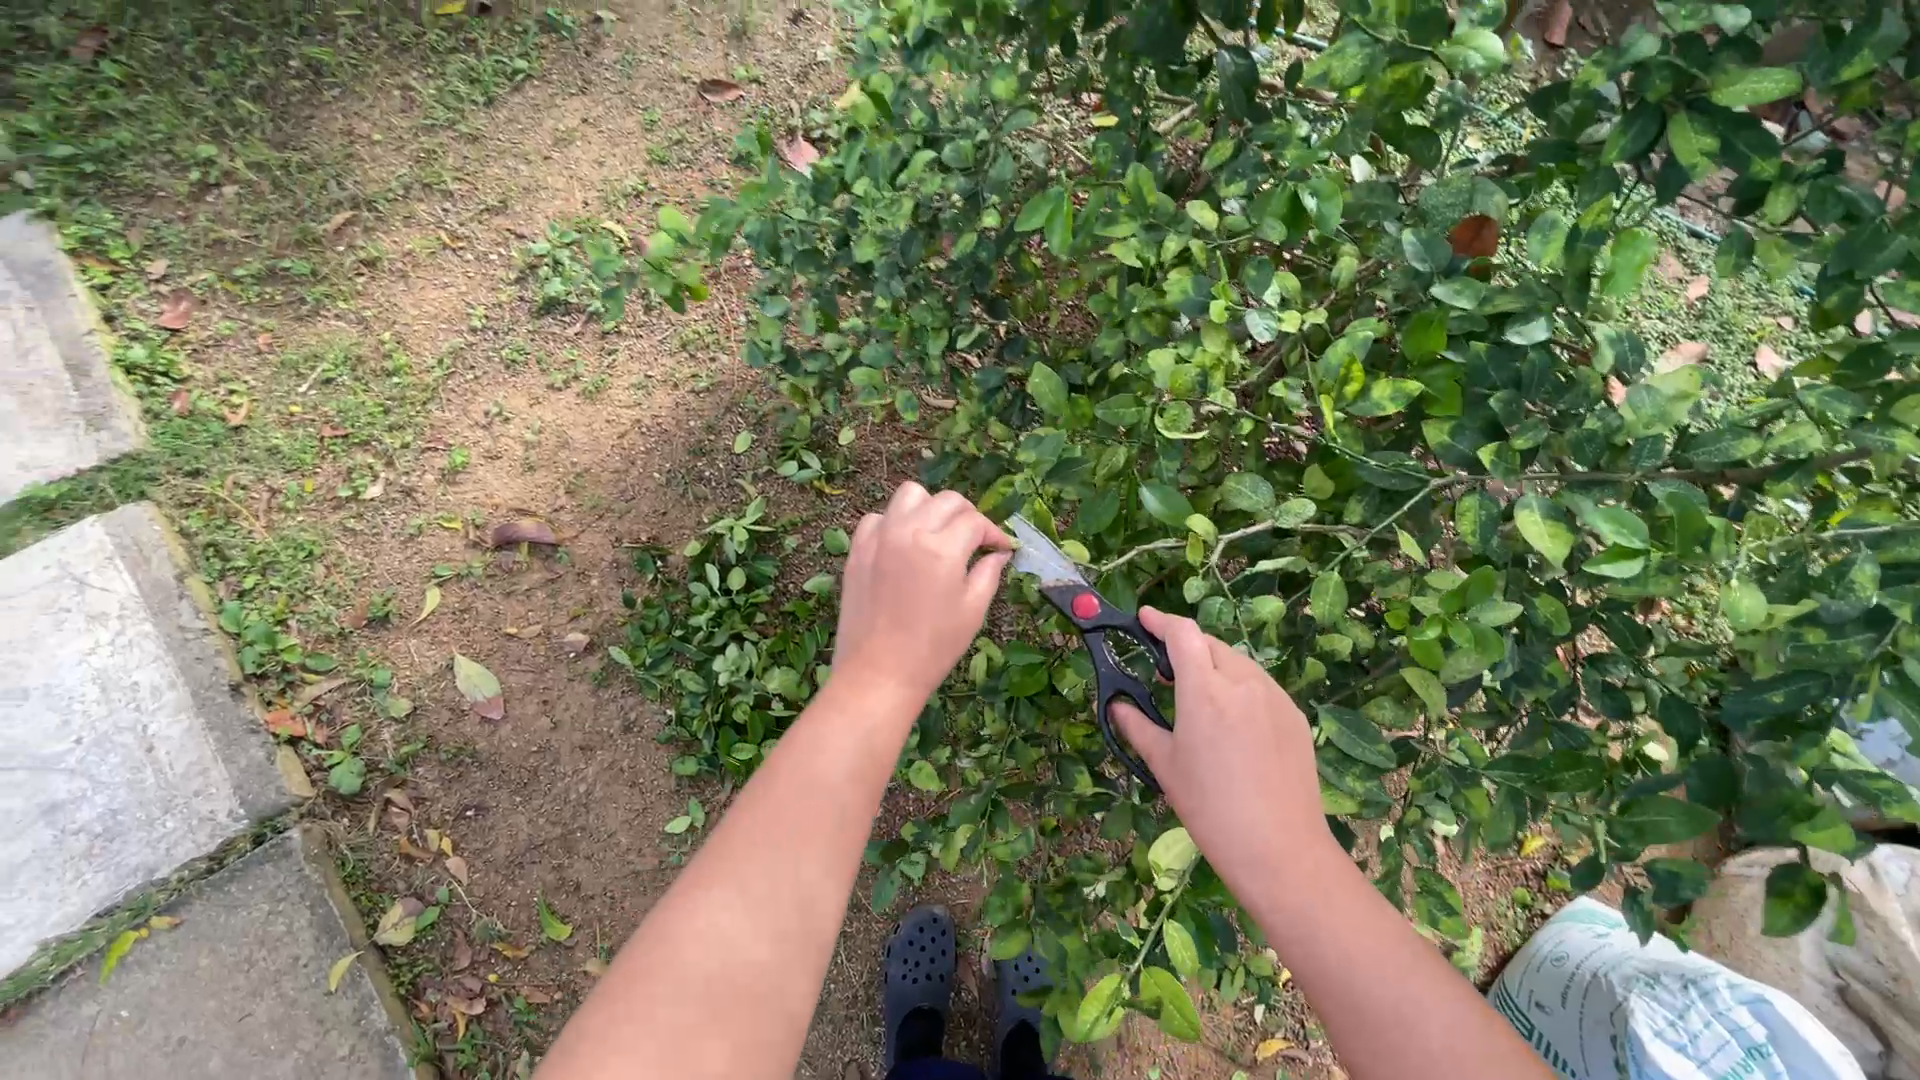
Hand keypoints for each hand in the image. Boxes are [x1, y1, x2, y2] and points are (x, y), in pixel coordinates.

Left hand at [833, 483, 1013, 707]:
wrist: (878, 673)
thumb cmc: (933, 648)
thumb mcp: (972, 611)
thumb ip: (988, 573)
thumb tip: (999, 553)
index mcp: (942, 548)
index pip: (975, 521)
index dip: (993, 533)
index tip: (1001, 548)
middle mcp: (909, 531)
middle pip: (946, 501)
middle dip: (968, 516)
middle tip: (975, 540)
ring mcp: (879, 537)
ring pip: (910, 495)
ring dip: (930, 507)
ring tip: (938, 533)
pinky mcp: (857, 549)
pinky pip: (878, 518)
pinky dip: (895, 522)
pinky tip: (904, 545)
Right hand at [1111, 608, 1333, 889]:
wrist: (1279, 849)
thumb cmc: (1210, 808)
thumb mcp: (1164, 765)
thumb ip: (1138, 726)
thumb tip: (1117, 705)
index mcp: (1204, 691)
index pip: (1182, 634)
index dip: (1160, 620)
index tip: (1144, 618)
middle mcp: (1242, 682)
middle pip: (1210, 644)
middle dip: (1185, 647)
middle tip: (1166, 672)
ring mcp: (1275, 697)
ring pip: (1238, 663)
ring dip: (1214, 665)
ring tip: (1198, 697)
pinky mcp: (1295, 717)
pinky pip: (1260, 686)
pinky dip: (1239, 687)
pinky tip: (1231, 722)